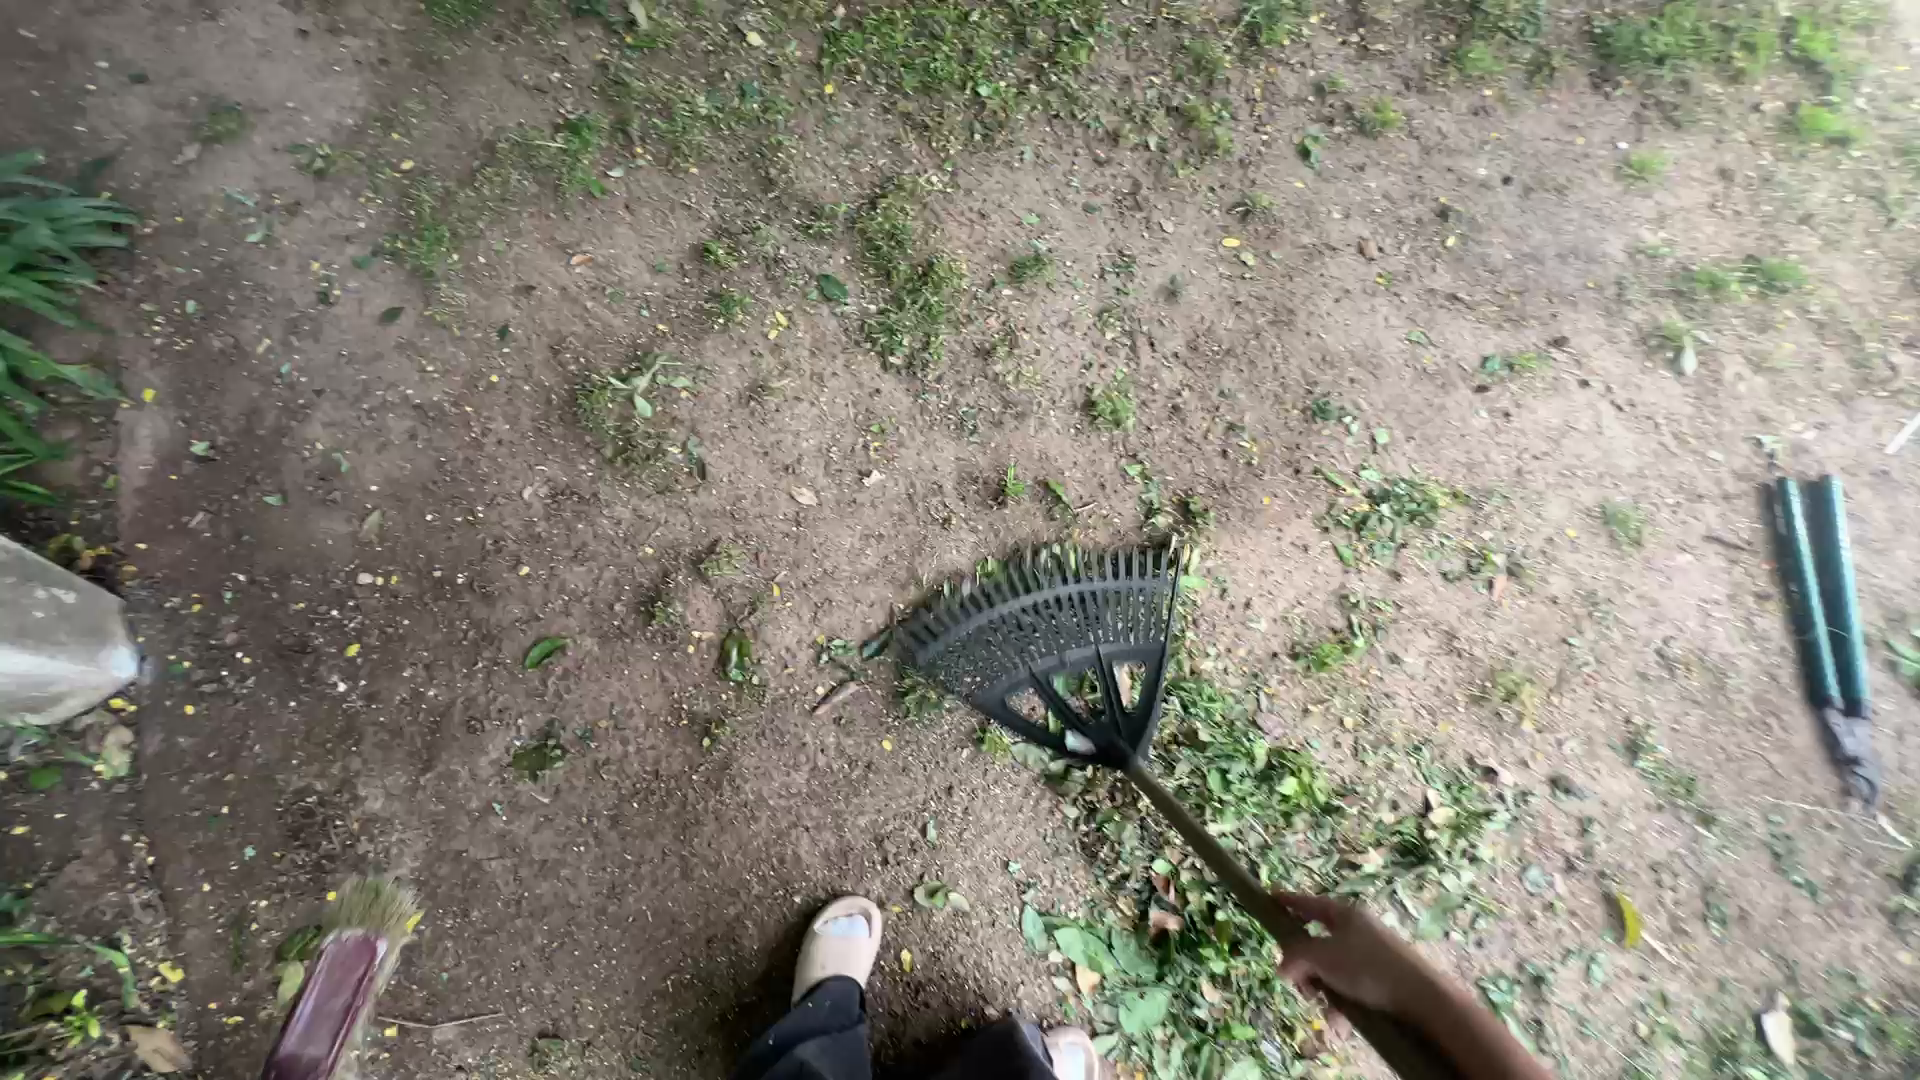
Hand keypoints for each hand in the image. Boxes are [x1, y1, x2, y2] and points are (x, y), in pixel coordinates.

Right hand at [1272, 892, 1429, 1015]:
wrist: (1423, 998)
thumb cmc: (1367, 967)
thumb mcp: (1322, 957)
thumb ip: (1295, 957)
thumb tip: (1282, 968)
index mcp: (1343, 914)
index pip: (1308, 903)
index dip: (1287, 901)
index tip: (1270, 899)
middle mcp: (1357, 930)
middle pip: (1317, 943)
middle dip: (1304, 967)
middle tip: (1299, 984)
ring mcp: (1371, 955)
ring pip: (1333, 970)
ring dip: (1323, 992)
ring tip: (1324, 1011)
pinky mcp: (1383, 980)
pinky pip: (1351, 988)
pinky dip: (1342, 1005)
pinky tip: (1340, 1024)